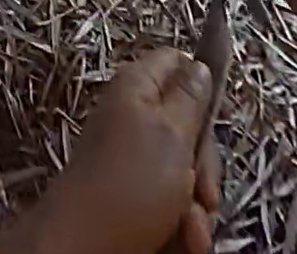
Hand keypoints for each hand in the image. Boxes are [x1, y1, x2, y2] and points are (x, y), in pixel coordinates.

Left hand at [26, 50, 218, 253]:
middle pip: (189, 124)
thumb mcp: (171, 133)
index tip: (214, 116)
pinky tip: (182, 243)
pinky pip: (172, 204)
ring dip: (197, 206)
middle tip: (205, 193)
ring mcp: (134, 159)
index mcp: (138, 87)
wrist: (82, 249)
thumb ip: (190, 98)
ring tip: (190, 231)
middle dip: (205, 164)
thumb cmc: (130, 183)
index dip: (201, 84)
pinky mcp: (135, 197)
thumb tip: (200, 65)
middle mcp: (135, 116)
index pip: (175, 61)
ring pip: (186, 171)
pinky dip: (182, 226)